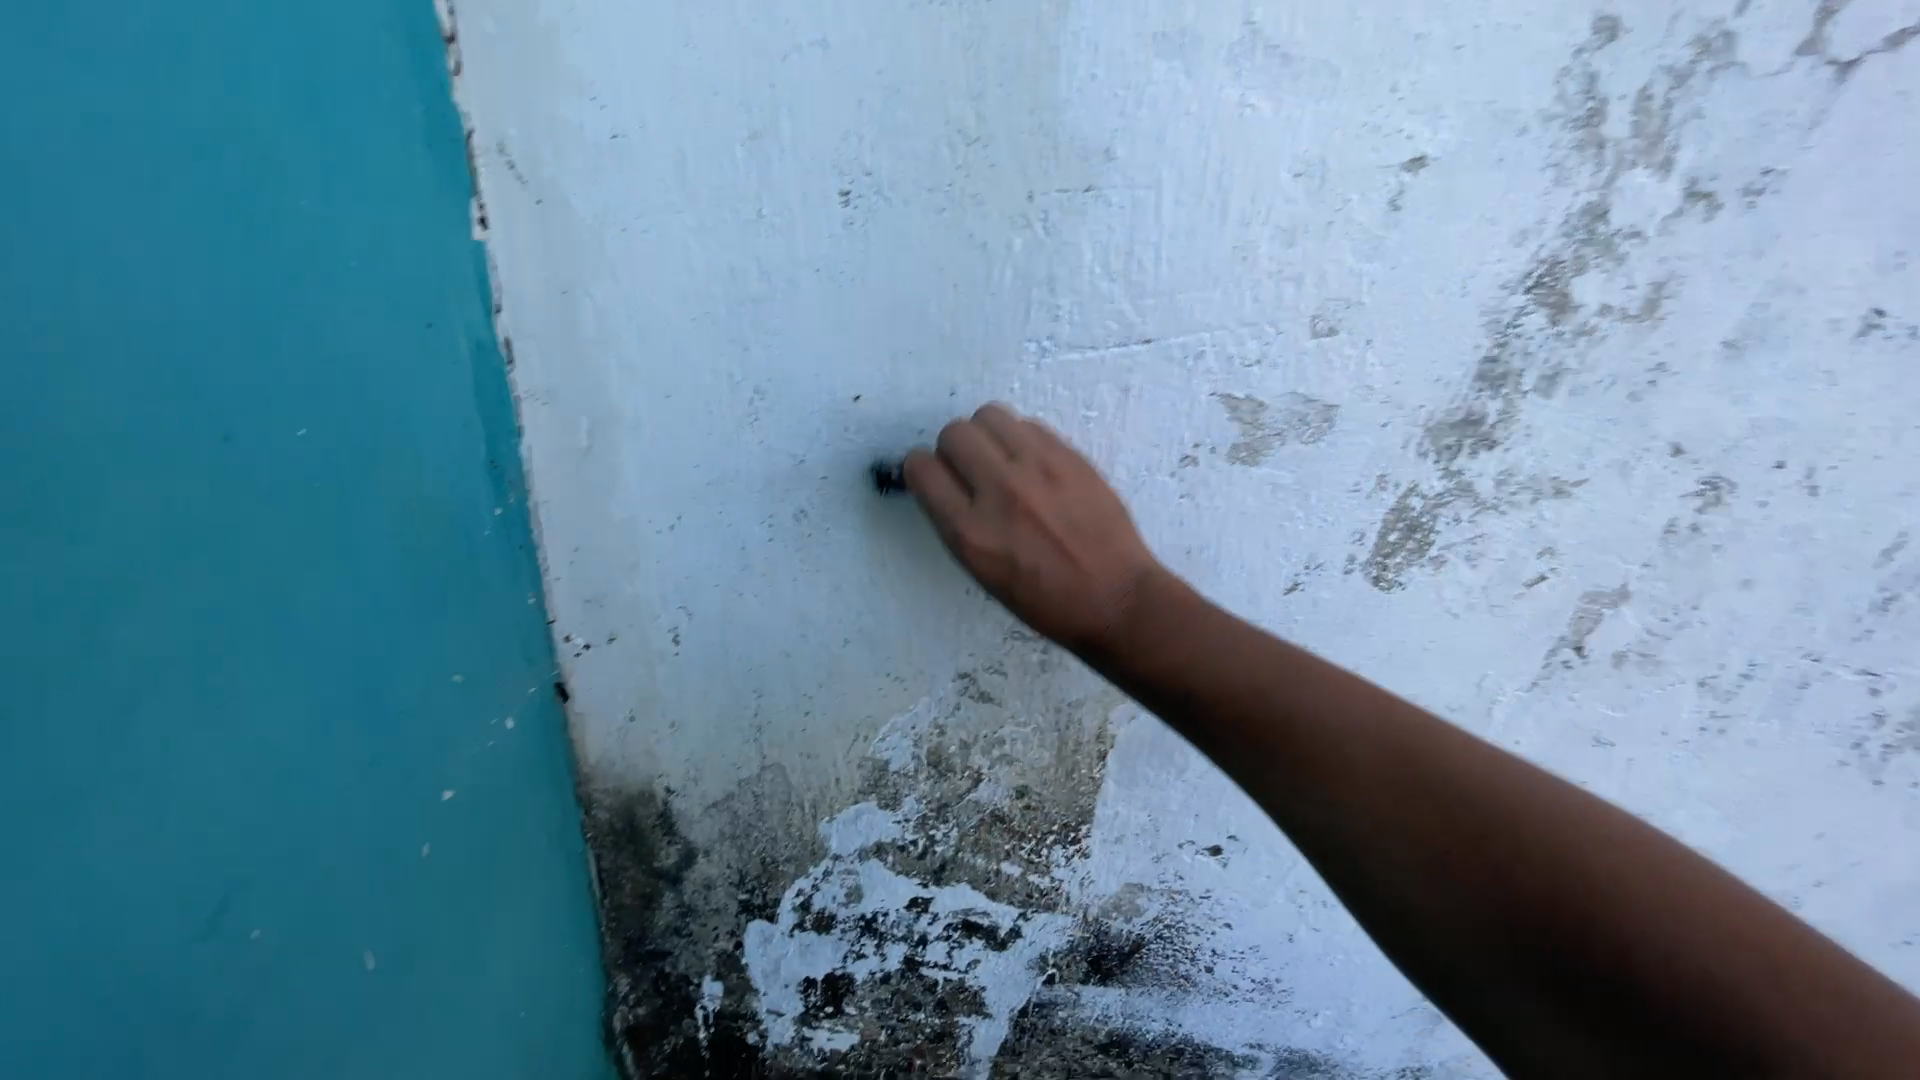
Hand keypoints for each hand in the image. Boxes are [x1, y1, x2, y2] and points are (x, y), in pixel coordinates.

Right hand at [904, 404, 1168, 654]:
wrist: (1115, 598)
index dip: (922, 469)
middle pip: (954, 433)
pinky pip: (1029, 424)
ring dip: (987, 435)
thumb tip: (946, 483)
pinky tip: (1035, 465)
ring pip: (989, 415)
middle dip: (954, 449)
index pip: (921, 468)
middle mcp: (999, 491)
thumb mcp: (982, 573)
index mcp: (970, 533)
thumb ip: (958, 524)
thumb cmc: (1045, 601)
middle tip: (972, 470)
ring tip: (1002, 459)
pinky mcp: (1070, 457)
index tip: (935, 477)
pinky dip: (1022, 439)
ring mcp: (1038, 468)